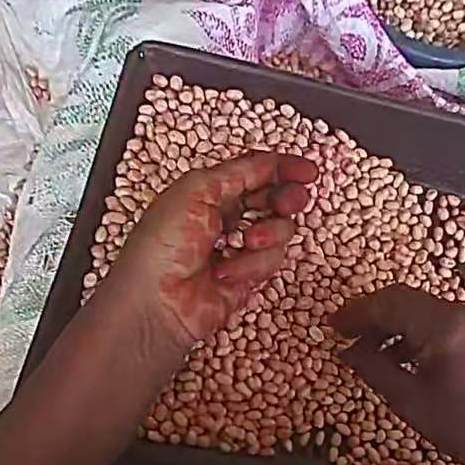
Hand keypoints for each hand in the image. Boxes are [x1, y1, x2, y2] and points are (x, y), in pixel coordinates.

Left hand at [101, 152, 318, 344]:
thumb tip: (269, 164)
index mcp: (210, 191)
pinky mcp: (248, 277)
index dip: (283, 168)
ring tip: (247, 243)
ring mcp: (240, 249)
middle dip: (285, 199)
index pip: (255, 172)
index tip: (308, 170)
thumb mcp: (196, 190)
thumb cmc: (161, 246)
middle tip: (289, 202)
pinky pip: (270, 262)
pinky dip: (252, 265)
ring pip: (280, 231)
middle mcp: (227, 218)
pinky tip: (225, 272)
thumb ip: (238, 172)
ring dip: (268, 234)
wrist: (157, 301)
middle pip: (274, 199)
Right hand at [331, 284, 464, 464]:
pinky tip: (394, 356)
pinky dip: (409, 332)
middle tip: (343, 334)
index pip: (387, 304)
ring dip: (389, 324)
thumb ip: (374, 369)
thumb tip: (347, 351)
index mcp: (441, 325)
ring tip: (364, 350)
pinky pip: (434, 321)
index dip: (355, 313)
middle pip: (402, 299)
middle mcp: (458, 313)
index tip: (332, 326)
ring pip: (417, 309)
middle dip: (370, 314)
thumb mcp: (410, 400)